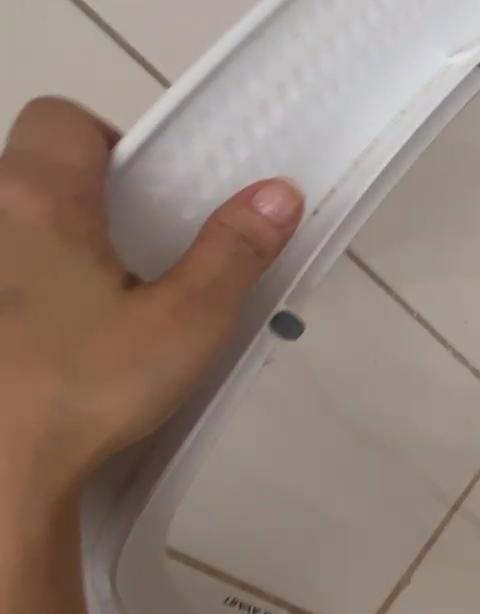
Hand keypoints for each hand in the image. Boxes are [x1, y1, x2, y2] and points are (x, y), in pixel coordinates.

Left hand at [0, 97, 302, 508]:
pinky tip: (80, 325)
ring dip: (78, 239)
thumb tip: (279, 192)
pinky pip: (21, 258)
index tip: (165, 202)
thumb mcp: (190, 317)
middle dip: (106, 198)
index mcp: (35, 199)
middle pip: (44, 166)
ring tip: (121, 301)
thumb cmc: (94, 378)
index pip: (67, 121)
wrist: (4, 452)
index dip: (122, 148)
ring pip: (29, 216)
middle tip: (158, 261)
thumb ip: (234, 250)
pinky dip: (54, 273)